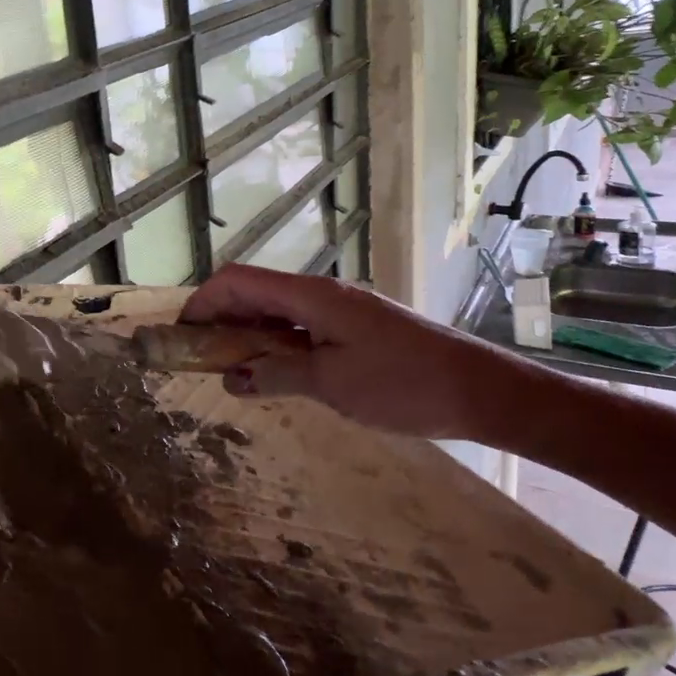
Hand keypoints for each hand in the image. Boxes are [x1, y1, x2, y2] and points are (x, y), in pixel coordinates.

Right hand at [179, 264, 528, 439]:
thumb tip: (232, 378)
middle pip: (253, 291)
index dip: (202, 301)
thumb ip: (275, 375)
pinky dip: (276, 341)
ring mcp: (343, 309)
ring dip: (247, 332)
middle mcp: (323, 293)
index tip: (182, 334)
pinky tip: (276, 370)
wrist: (493, 394)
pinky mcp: (360, 327)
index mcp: (311, 295)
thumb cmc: (407, 384)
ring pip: (277, 309)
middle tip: (200, 356)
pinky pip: (301, 324)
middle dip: (219, 318)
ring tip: (232, 367)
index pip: (236, 281)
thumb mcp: (331, 384)